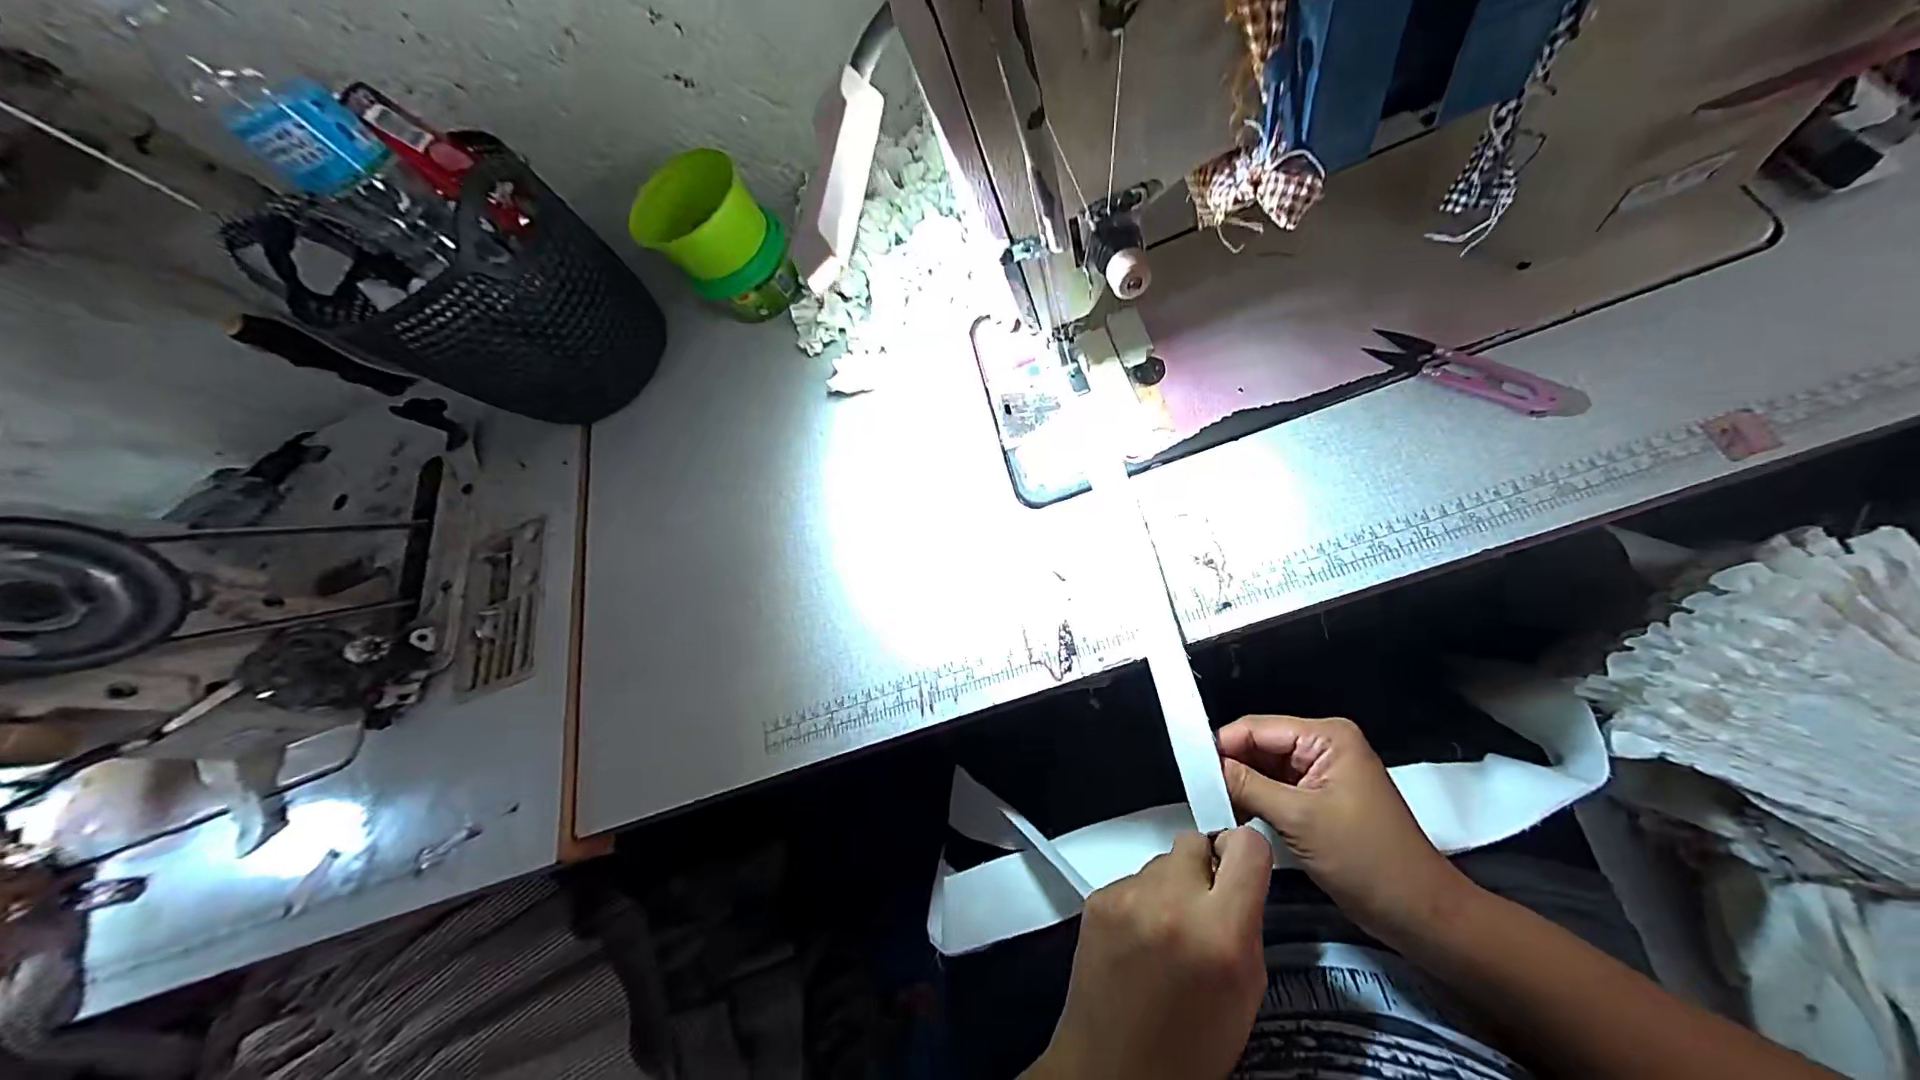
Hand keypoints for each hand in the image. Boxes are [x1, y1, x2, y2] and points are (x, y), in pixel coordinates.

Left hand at [1026, 828, 1273, 1079]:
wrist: (1113, 1068)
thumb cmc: (1184, 1047)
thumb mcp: (1245, 991)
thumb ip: (1246, 926)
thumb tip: (1241, 881)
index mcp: (1221, 933)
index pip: (1247, 847)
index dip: (1248, 853)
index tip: (1242, 865)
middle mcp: (1172, 903)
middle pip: (1195, 842)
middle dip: (1204, 868)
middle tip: (1203, 906)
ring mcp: (1129, 897)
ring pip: (1161, 861)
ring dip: (1169, 885)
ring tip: (1167, 932)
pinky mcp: (1099, 897)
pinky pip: (1132, 879)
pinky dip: (1140, 899)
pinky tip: (1140, 938)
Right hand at [1217, 715, 1472, 940]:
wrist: (1418, 913)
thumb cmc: (1368, 861)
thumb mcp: (1298, 818)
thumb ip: (1246, 785)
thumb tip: (1207, 766)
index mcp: (1328, 737)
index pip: (1257, 727)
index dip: (1223, 745)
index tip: (1191, 767)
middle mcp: (1324, 746)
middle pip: (1259, 745)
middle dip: (1232, 767)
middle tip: (1202, 791)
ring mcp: (1322, 773)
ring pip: (1263, 768)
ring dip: (1241, 786)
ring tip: (1217, 806)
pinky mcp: (1318, 798)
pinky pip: (1275, 787)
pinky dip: (1255, 800)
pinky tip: (1238, 814)